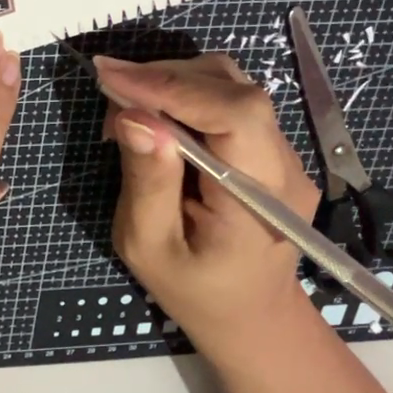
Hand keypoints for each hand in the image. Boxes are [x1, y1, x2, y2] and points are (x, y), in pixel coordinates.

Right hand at [98, 54, 321, 358]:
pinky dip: (182, 94)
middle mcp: (284, 165)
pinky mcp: (268, 148)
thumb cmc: (193, 290)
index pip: (233, 113)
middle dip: (163, 79)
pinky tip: (152, 119)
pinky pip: (226, 100)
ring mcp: (283, 154)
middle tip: (108, 94)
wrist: (250, 316)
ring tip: (127, 110)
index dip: (170, 85)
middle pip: (232, 89)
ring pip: (229, 85)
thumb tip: (133, 116)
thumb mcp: (150, 246)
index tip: (108, 76)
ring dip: (171, 82)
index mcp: (260, 197)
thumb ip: (147, 181)